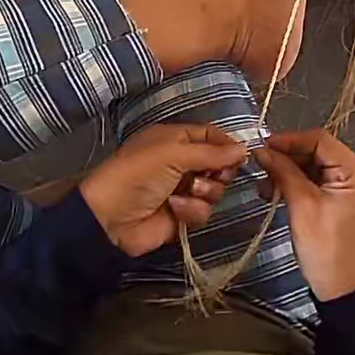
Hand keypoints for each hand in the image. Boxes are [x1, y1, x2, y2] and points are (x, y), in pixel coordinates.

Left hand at [79, 124, 245, 256]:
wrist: (109, 219)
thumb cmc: (139, 174)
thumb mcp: (174, 154)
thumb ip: (212, 152)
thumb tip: (245, 149)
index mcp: (176, 139)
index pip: (211, 135)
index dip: (227, 144)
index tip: (242, 154)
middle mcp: (182, 162)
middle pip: (219, 164)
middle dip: (218, 170)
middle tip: (211, 173)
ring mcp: (183, 189)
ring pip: (215, 188)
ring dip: (203, 190)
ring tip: (185, 191)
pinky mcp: (183, 215)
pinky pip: (203, 211)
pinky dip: (191, 210)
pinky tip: (174, 209)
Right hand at [252, 129, 354, 300]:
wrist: (345, 291)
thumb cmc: (326, 251)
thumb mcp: (301, 207)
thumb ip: (283, 172)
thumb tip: (263, 150)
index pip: (321, 140)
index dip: (289, 140)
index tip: (263, 146)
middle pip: (319, 152)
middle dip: (288, 158)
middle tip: (260, 165)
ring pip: (317, 167)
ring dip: (291, 172)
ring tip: (265, 183)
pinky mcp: (348, 199)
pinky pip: (321, 181)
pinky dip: (300, 184)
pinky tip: (278, 190)